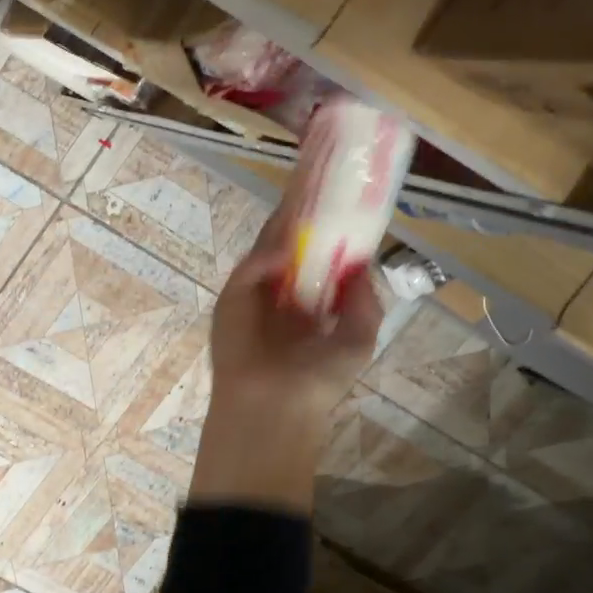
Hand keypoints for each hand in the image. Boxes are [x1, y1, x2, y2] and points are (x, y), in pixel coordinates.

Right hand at [190, 197, 382, 513]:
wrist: (277, 404)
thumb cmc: (319, 377)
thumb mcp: (357, 337)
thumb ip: (362, 301)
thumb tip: (360, 262)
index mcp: (308, 303)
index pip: (316, 260)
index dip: (328, 236)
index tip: (342, 208)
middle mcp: (280, 293)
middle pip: (288, 248)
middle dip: (301, 222)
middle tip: (316, 189)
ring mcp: (253, 294)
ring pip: (265, 252)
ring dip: (280, 229)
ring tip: (298, 199)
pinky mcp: (230, 299)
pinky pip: (247, 271)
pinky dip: (264, 258)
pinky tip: (285, 249)